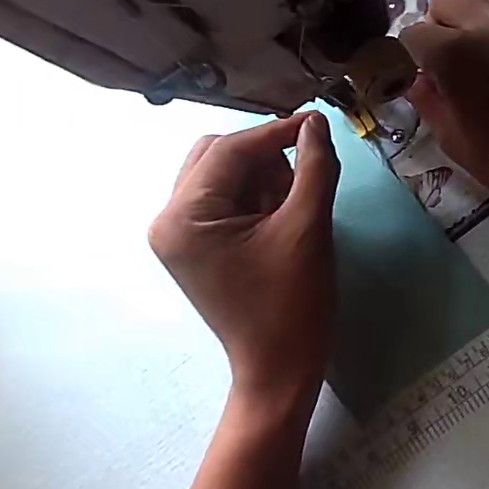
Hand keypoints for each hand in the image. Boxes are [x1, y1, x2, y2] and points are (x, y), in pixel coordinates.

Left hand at [150, 112, 339, 406]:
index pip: (230, 150)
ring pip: (224, 175)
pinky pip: (227, 200)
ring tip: (294, 211)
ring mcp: (181, 235)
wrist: (281, 367)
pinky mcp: (198, 246)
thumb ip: (314, 166)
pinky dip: (258, 198)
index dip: (276, 131)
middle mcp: (169, 220)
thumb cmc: (293, 302)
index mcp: (184, 217)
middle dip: (266, 159)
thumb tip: (315, 122)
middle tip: (303, 183)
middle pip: (218, 155)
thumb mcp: (308, 227)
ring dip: (264, 179)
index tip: (318, 122)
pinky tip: (282, 221)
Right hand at [399, 0, 488, 234]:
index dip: (412, 55)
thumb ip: (429, 102)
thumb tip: (419, 80)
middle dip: (441, 24)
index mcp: (456, 54)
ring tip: (488, 62)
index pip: (414, 32)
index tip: (422, 74)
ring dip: (477, 24)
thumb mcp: (455, 142)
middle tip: (451, 60)